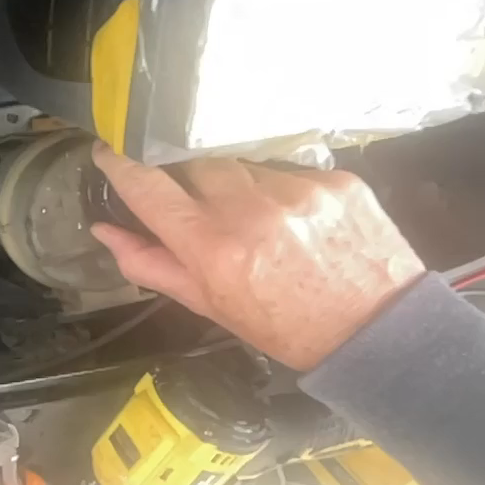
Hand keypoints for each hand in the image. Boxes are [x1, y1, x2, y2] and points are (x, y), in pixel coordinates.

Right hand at [89, 144, 426, 370]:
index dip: (120, 165)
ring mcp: (297, 192)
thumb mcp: (206, 303)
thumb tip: (103, 230)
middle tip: (199, 207)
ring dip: (233, 184)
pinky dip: (277, 189)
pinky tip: (293, 218)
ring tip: (252, 216)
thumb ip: (148, 263)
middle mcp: (250, 211)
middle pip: (194, 166)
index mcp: (212, 248)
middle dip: (187, 181)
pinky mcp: (336, 182)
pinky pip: (285, 171)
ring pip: (239, 166)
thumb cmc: (281, 325)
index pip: (148, 188)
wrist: (381, 333)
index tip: (106, 151)